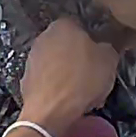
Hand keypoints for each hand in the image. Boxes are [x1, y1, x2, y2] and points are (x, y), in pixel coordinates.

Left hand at [18, 18, 118, 136]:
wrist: (50, 111)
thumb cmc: (82, 79)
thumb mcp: (109, 60)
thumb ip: (108, 48)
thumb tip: (105, 48)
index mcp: (63, 25)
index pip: (82, 28)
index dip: (94, 44)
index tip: (102, 58)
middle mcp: (43, 37)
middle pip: (68, 47)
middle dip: (81, 60)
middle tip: (94, 77)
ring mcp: (32, 59)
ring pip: (58, 65)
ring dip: (69, 76)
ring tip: (84, 94)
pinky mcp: (26, 79)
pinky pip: (48, 81)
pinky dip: (58, 89)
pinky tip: (68, 101)